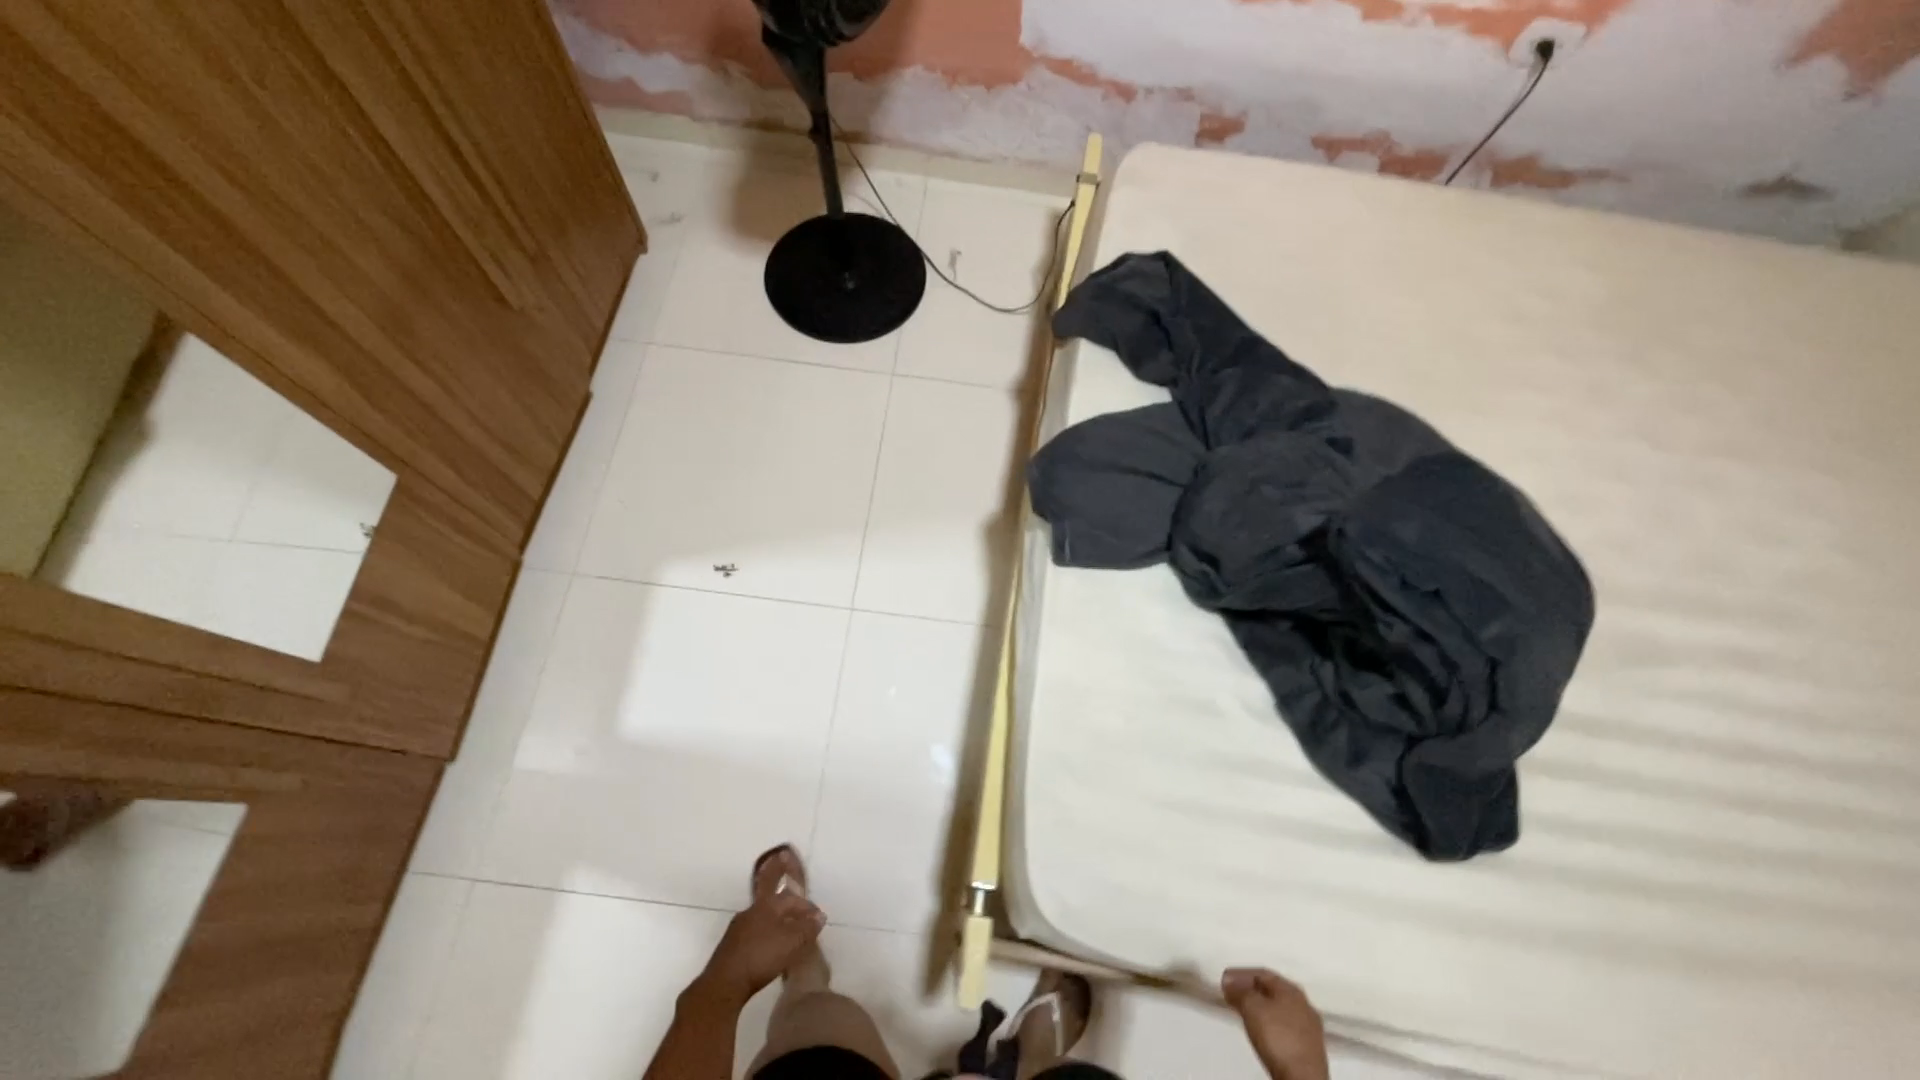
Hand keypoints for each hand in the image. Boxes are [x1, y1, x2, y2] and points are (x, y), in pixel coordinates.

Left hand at [698, 887, 824, 1001]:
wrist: (724, 983)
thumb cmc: (761, 957)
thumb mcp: (792, 942)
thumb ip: (808, 928)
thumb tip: (820, 916)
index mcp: (766, 905)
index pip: (791, 898)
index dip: (807, 907)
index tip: (819, 918)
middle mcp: (750, 911)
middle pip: (776, 907)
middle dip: (793, 916)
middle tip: (806, 928)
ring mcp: (738, 929)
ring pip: (765, 922)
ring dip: (780, 928)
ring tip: (791, 941)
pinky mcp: (730, 946)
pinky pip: (755, 935)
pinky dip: (768, 939)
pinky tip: (771, 952)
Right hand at [1222, 967, 1328, 1079]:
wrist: (1302, 1077)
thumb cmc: (1277, 1036)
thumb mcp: (1252, 1008)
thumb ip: (1239, 991)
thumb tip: (1229, 981)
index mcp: (1291, 989)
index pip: (1263, 973)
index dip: (1241, 974)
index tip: (1224, 979)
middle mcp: (1304, 1004)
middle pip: (1272, 991)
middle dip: (1250, 990)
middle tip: (1232, 993)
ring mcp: (1308, 1027)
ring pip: (1279, 1009)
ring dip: (1260, 1007)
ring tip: (1242, 1011)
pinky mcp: (1308, 1047)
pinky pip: (1283, 1025)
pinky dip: (1268, 1022)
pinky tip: (1260, 1029)